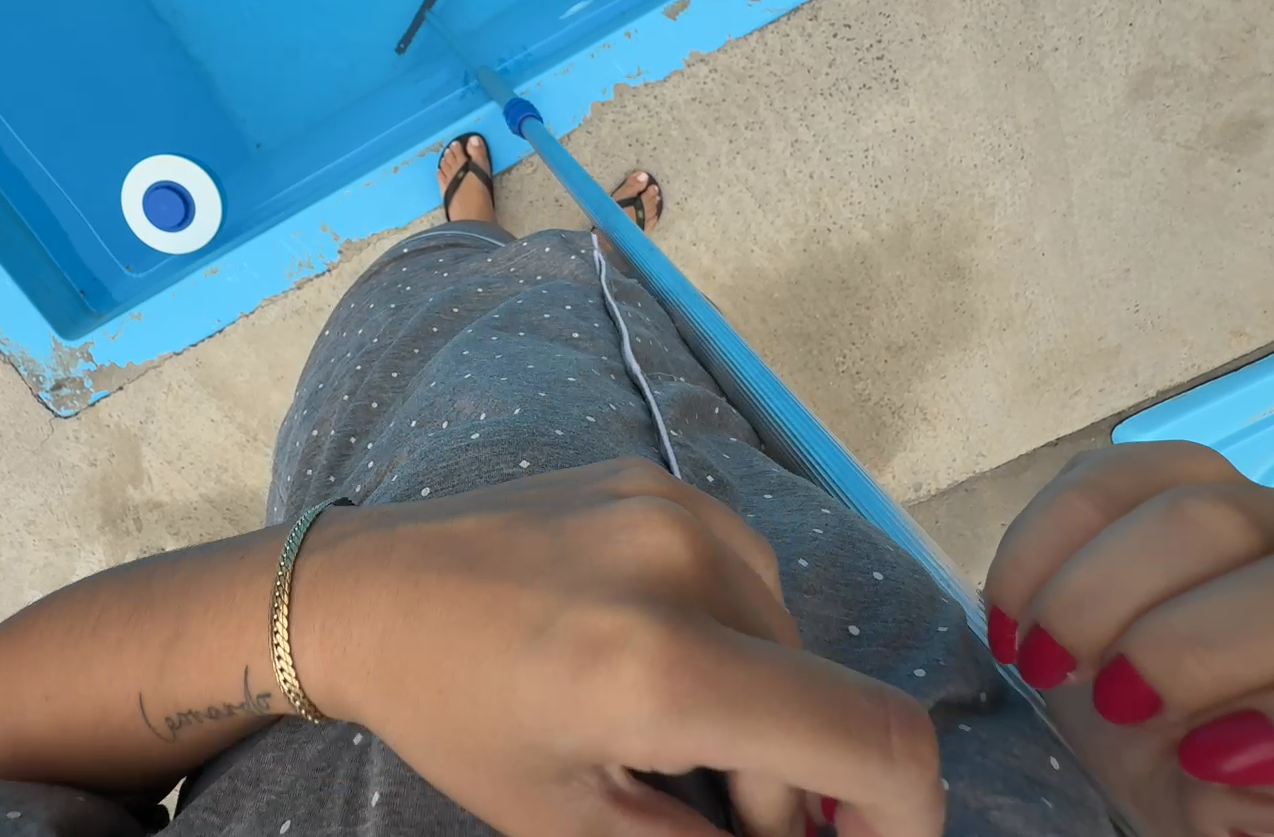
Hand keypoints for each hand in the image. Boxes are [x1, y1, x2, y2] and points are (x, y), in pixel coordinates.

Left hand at [291, 457, 943, 836]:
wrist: (371, 587)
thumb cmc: (456, 714)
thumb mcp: (575, 821)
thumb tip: (800, 836)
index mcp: (662, 662)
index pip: (876, 736)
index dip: (902, 815)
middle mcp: (683, 558)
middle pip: (822, 686)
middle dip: (789, 765)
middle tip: (708, 790)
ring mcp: (667, 499)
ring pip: (782, 624)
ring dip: (754, 687)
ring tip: (663, 706)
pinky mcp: (647, 473)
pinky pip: (738, 563)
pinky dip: (725, 618)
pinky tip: (648, 629)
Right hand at [985, 441, 1273, 835]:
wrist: (1127, 708)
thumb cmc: (1195, 780)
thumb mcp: (1216, 824)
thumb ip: (1254, 824)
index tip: (1209, 763)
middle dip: (1192, 645)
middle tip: (1102, 698)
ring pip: (1204, 512)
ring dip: (1096, 589)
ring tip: (1039, 652)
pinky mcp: (1168, 474)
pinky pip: (1105, 476)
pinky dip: (1041, 541)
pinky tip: (1013, 603)